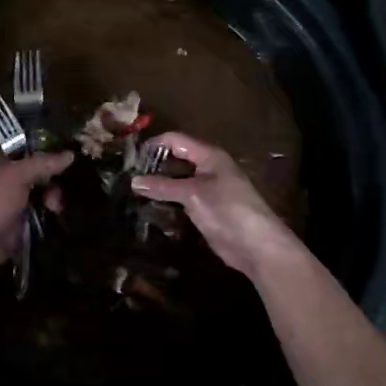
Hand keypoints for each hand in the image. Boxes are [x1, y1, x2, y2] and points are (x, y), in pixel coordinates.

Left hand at [0, 149, 73, 270]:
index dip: (46, 150)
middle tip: (58, 187)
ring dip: (52, 195)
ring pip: (42, 188)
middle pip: (38, 169)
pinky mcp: (21, 216)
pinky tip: (54, 212)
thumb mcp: (18, 175)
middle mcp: (6, 175)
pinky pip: (41, 206)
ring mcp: (13, 196)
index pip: (27, 148)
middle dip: (51, 178)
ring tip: (54, 206)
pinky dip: (48, 208)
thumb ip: (44, 163)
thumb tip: (71, 154)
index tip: (66, 156)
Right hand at [131, 132, 296, 275]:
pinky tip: (150, 208)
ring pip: (178, 180)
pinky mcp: (206, 209)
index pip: (175, 140)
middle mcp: (208, 168)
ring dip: (159, 186)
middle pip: (176, 159)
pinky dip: (167, 201)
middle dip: (154, 166)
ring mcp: (208, 189)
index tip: (131, 159)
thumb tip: (133, 181)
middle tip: (129, 177)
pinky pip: (182, 199)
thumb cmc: (227, 210)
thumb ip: (163, 186)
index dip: (153, 145)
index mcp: (208, 155)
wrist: (256, 245)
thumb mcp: (192, 194)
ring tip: (134, 193)